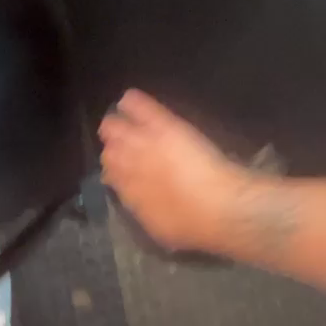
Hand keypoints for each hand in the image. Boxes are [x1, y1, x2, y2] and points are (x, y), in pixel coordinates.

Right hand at [97, 90, 251, 253]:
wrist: (216, 205)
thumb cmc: (192, 223)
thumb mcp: (158, 225)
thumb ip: (142, 207)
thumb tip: (135, 200)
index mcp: (128, 190)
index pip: (110, 173)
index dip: (115, 170)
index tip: (122, 168)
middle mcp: (128, 164)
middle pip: (109, 149)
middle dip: (113, 147)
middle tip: (124, 145)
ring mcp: (143, 141)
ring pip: (115, 126)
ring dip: (117, 126)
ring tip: (123, 123)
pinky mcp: (161, 124)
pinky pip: (136, 105)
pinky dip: (132, 102)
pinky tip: (130, 100)